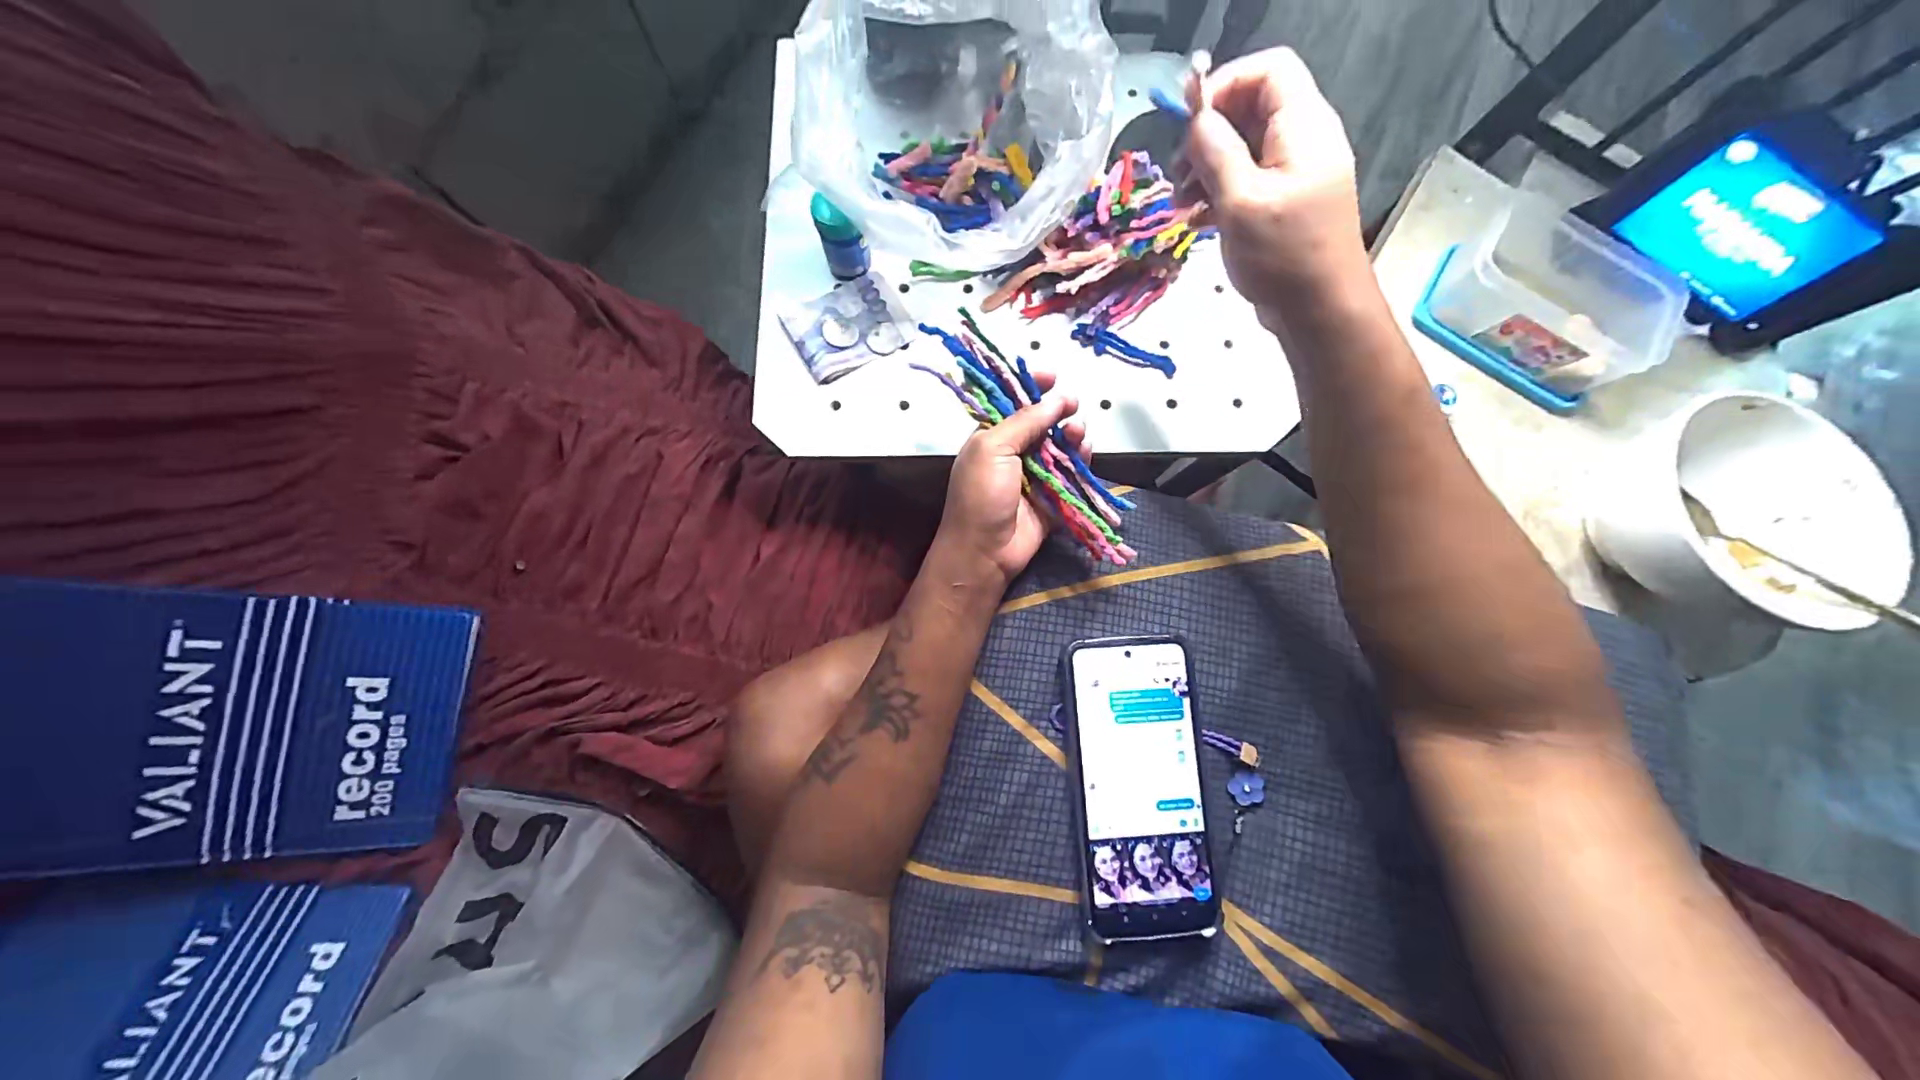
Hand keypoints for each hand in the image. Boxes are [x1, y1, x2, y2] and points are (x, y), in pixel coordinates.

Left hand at [935, 373, 1084, 584]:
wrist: (984, 551)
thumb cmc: (980, 495)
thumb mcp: (993, 448)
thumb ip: (1024, 422)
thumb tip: (1055, 399)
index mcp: (991, 438)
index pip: (1013, 404)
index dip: (1031, 388)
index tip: (1052, 376)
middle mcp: (1013, 454)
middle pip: (1043, 424)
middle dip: (1059, 412)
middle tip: (1072, 406)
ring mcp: (1034, 477)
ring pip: (1061, 447)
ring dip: (1072, 435)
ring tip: (1077, 433)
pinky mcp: (1053, 498)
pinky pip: (1073, 475)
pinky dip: (1082, 461)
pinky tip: (1086, 450)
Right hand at [1182, 48, 1368, 318]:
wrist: (1318, 309)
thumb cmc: (1283, 255)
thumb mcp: (1240, 200)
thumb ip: (1215, 151)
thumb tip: (1194, 117)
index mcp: (1303, 127)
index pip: (1267, 69)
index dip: (1224, 85)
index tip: (1188, 123)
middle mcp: (1303, 140)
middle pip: (1251, 108)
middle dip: (1208, 133)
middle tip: (1179, 172)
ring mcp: (1294, 173)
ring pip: (1244, 146)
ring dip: (1207, 168)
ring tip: (1182, 202)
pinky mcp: (1284, 202)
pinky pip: (1247, 179)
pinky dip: (1219, 191)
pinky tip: (1196, 219)